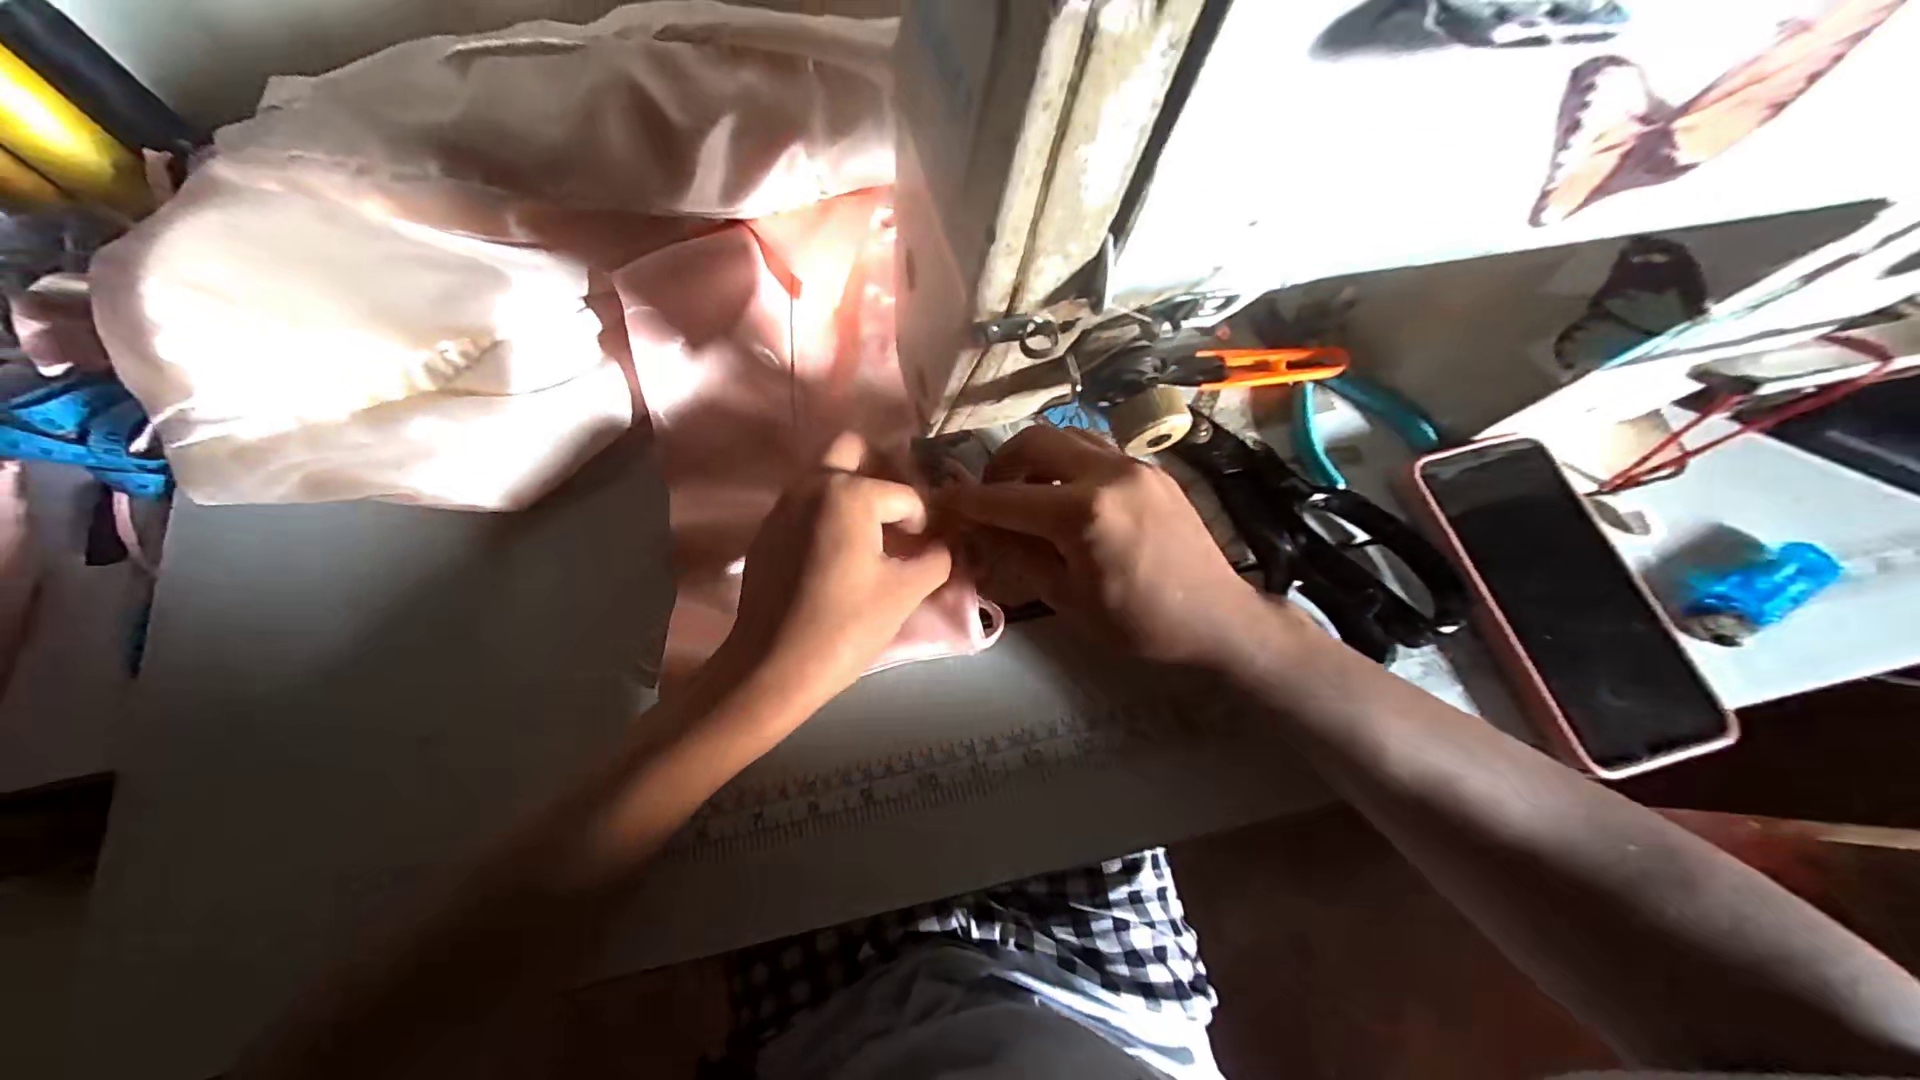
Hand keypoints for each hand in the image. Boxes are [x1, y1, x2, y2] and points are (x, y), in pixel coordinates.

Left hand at [718, 433, 953, 711]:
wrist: (773, 667)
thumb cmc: (847, 625)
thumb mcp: (906, 592)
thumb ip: (937, 558)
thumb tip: (945, 545)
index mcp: (849, 493)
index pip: (904, 494)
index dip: (924, 521)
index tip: (928, 549)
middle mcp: (811, 485)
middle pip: (852, 450)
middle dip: (882, 471)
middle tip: (899, 511)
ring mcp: (782, 507)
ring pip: (824, 475)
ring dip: (853, 491)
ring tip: (873, 536)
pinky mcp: (766, 533)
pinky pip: (804, 503)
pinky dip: (827, 513)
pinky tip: (839, 556)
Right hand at [943, 425, 1296, 667]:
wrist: (1217, 617)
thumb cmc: (1138, 622)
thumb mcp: (1066, 597)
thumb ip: (1018, 554)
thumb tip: (980, 529)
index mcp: (1083, 513)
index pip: (1005, 497)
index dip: (967, 500)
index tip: (941, 502)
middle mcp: (1107, 472)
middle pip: (1033, 442)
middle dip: (1000, 465)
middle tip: (990, 496)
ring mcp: (1133, 464)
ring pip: (1066, 436)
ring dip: (1035, 457)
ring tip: (1026, 491)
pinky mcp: (1150, 467)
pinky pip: (1095, 448)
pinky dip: (1068, 461)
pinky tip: (1066, 492)